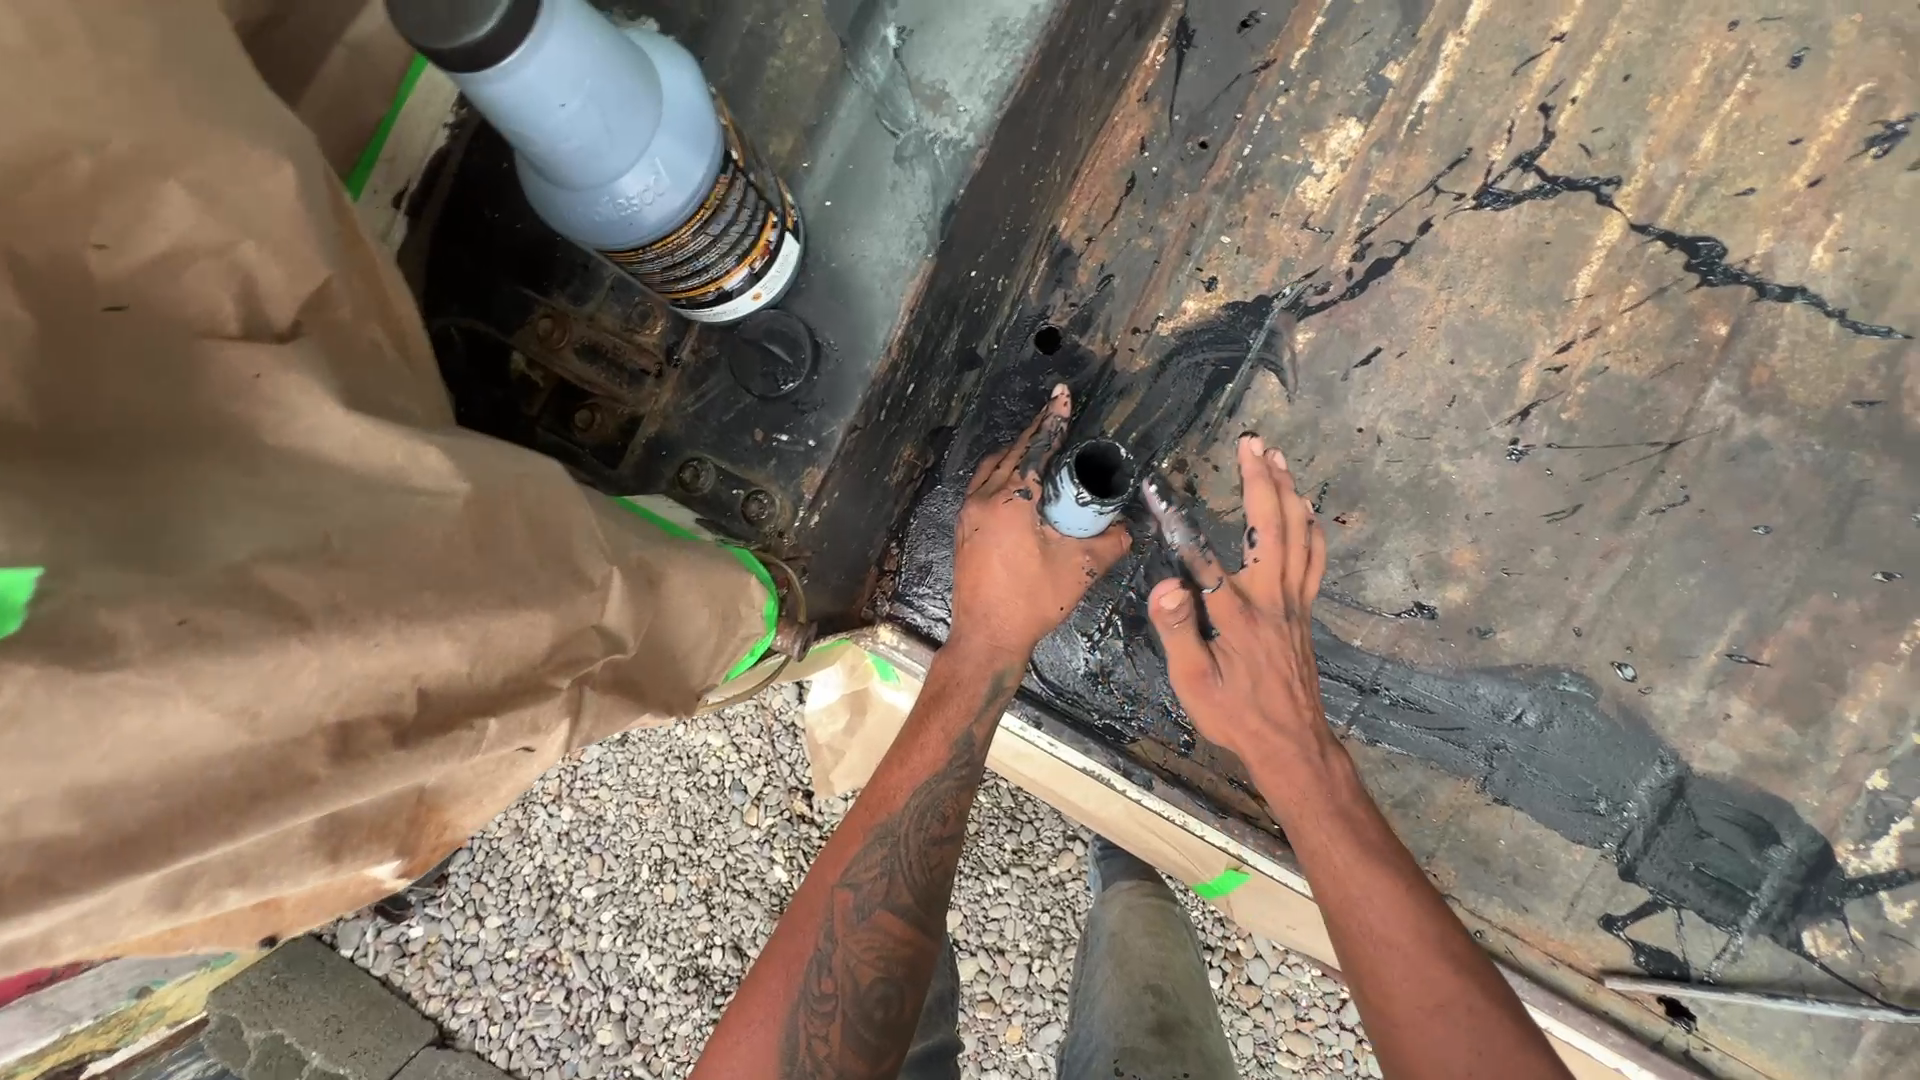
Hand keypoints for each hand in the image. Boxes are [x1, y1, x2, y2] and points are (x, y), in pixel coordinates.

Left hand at [949, 384, 1130, 662]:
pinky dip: (1002, 475)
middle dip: (1036, 433)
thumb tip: (1131, 527)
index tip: (1061, 395)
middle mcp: (983, 500)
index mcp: (1010, 502)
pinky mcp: (963, 530)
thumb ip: (1112, 542)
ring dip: (1015, 454)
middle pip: (1012, 453)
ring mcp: (967, 515)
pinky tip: (1019, 485)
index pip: (1036, 449)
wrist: (986, 636)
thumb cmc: (1032, 603)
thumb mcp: (1080, 570)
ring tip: (1041, 449)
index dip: (1054, 421)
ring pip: (992, 469)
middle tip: (1057, 418)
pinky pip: (982, 487)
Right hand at [1145, 434, 1328, 763]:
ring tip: (1278, 459)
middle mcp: (1272, 598)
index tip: (1158, 489)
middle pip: (1272, 526)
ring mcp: (1294, 602)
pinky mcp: (1305, 612)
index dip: (1179, 521)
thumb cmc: (1235, 715)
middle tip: (1252, 442)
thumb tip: (1165, 585)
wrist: (1291, 744)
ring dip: (1289, 492)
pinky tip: (1305, 513)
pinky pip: (1314, 558)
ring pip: (1300, 534)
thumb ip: (1177, 631)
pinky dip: (1311, 527)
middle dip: (1262, 479)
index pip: (1205, 558)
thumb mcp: (1193, 683)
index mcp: (1237, 614)